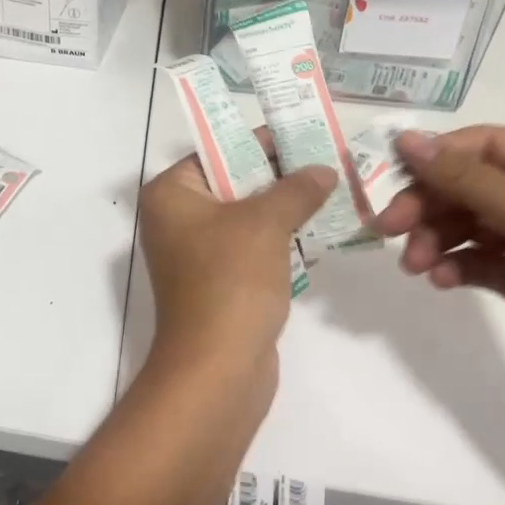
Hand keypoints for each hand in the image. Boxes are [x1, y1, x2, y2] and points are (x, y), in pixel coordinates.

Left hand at [138, 134, 335, 371]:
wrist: (217, 368)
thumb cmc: (230, 279)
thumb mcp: (266, 223)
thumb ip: (295, 190)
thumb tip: (322, 169)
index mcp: (170, 193)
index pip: (217, 151)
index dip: (260, 142)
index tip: (304, 136)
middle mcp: (174, 218)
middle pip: (233, 183)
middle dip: (279, 177)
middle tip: (327, 164)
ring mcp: (193, 254)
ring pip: (245, 218)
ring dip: (285, 210)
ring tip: (334, 195)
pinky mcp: (216, 284)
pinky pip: (251, 250)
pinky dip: (280, 242)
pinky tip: (320, 236)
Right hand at [375, 126, 504, 435]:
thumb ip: (471, 180)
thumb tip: (406, 139)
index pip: (488, 144)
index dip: (437, 158)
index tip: (387, 179)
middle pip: (472, 184)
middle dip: (429, 204)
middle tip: (387, 230)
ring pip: (470, 223)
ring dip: (436, 238)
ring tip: (415, 267)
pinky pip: (480, 260)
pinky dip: (456, 265)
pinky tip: (441, 281)